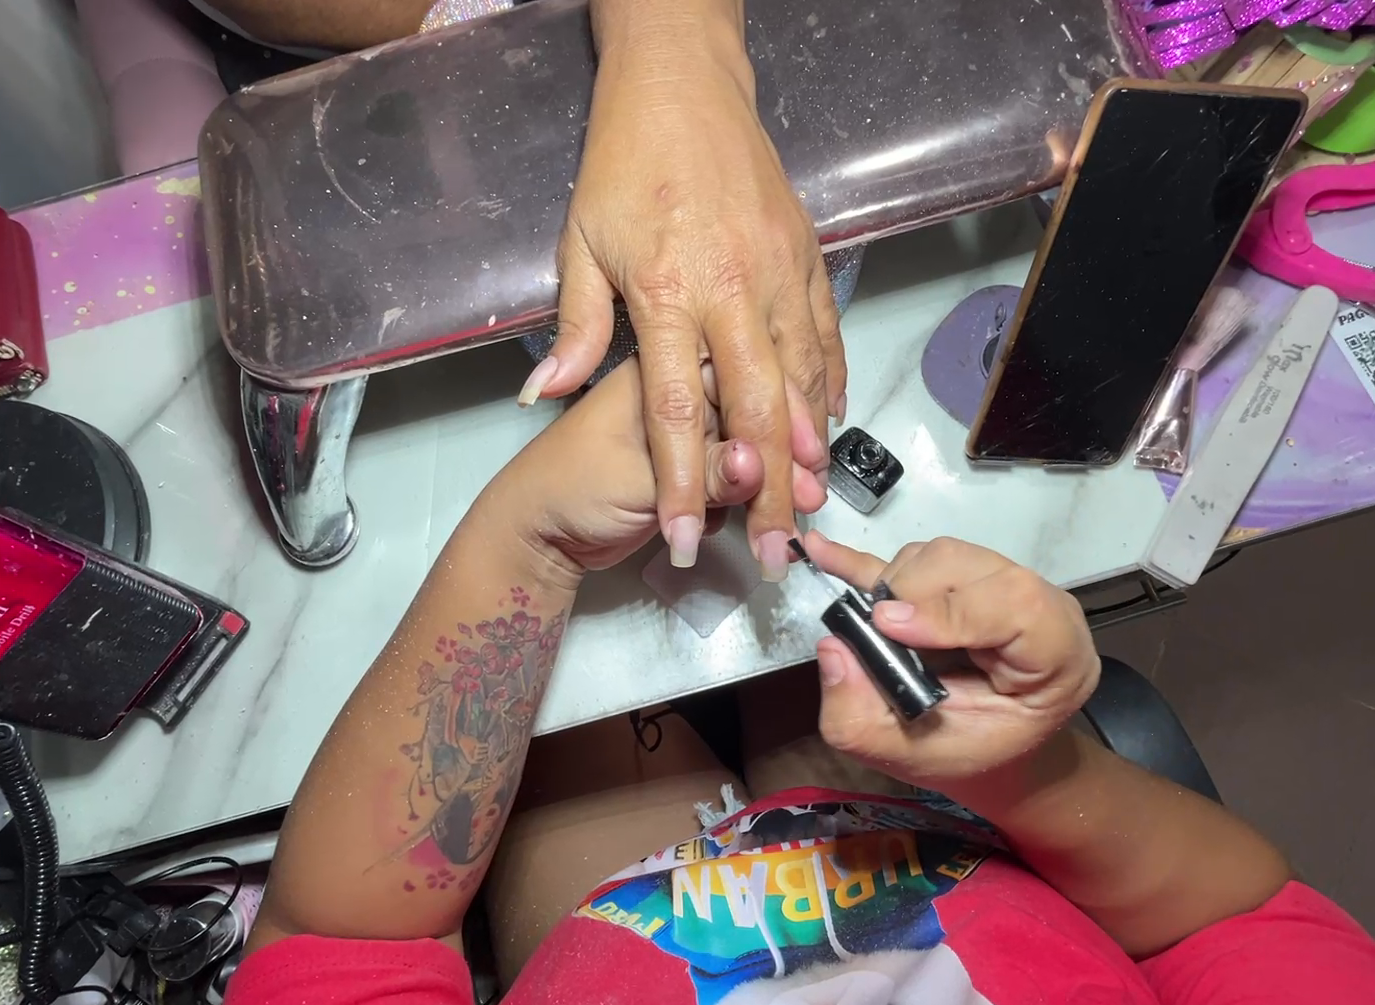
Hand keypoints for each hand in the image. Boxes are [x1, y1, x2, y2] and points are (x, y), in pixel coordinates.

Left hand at [518, 1, 842, 579]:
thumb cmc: (623, 164)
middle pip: (756, 413)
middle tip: (780, 554)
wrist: (684, 81)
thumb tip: (545, 391)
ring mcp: (777, 274)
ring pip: (802, 381)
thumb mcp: (580, 243)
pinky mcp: (806, 258)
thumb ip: (577, 327)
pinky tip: (829, 427)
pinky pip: (824, 336)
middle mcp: (730, 291)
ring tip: (813, 510)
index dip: (680, 487)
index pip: (675, 414)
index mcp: (666, 294)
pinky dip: (829, 387)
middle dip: (771, 493)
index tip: (685, 542)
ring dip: (808, 453)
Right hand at [802, 532, 1100, 793]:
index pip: (1018, 606)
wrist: (990, 748)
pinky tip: (818, 549)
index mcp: (1054, 656)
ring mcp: (992, 582)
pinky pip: (903, 558)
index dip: (951, 609)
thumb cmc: (969, 755)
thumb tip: (834, 648)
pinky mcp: (949, 578)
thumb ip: (866, 720)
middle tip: (877, 634)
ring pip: (936, 554)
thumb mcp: (917, 759)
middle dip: (909, 593)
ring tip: (876, 628)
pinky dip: (858, 559)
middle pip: (967, 565)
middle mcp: (1033, 605)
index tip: (888, 625)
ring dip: (891, 584)